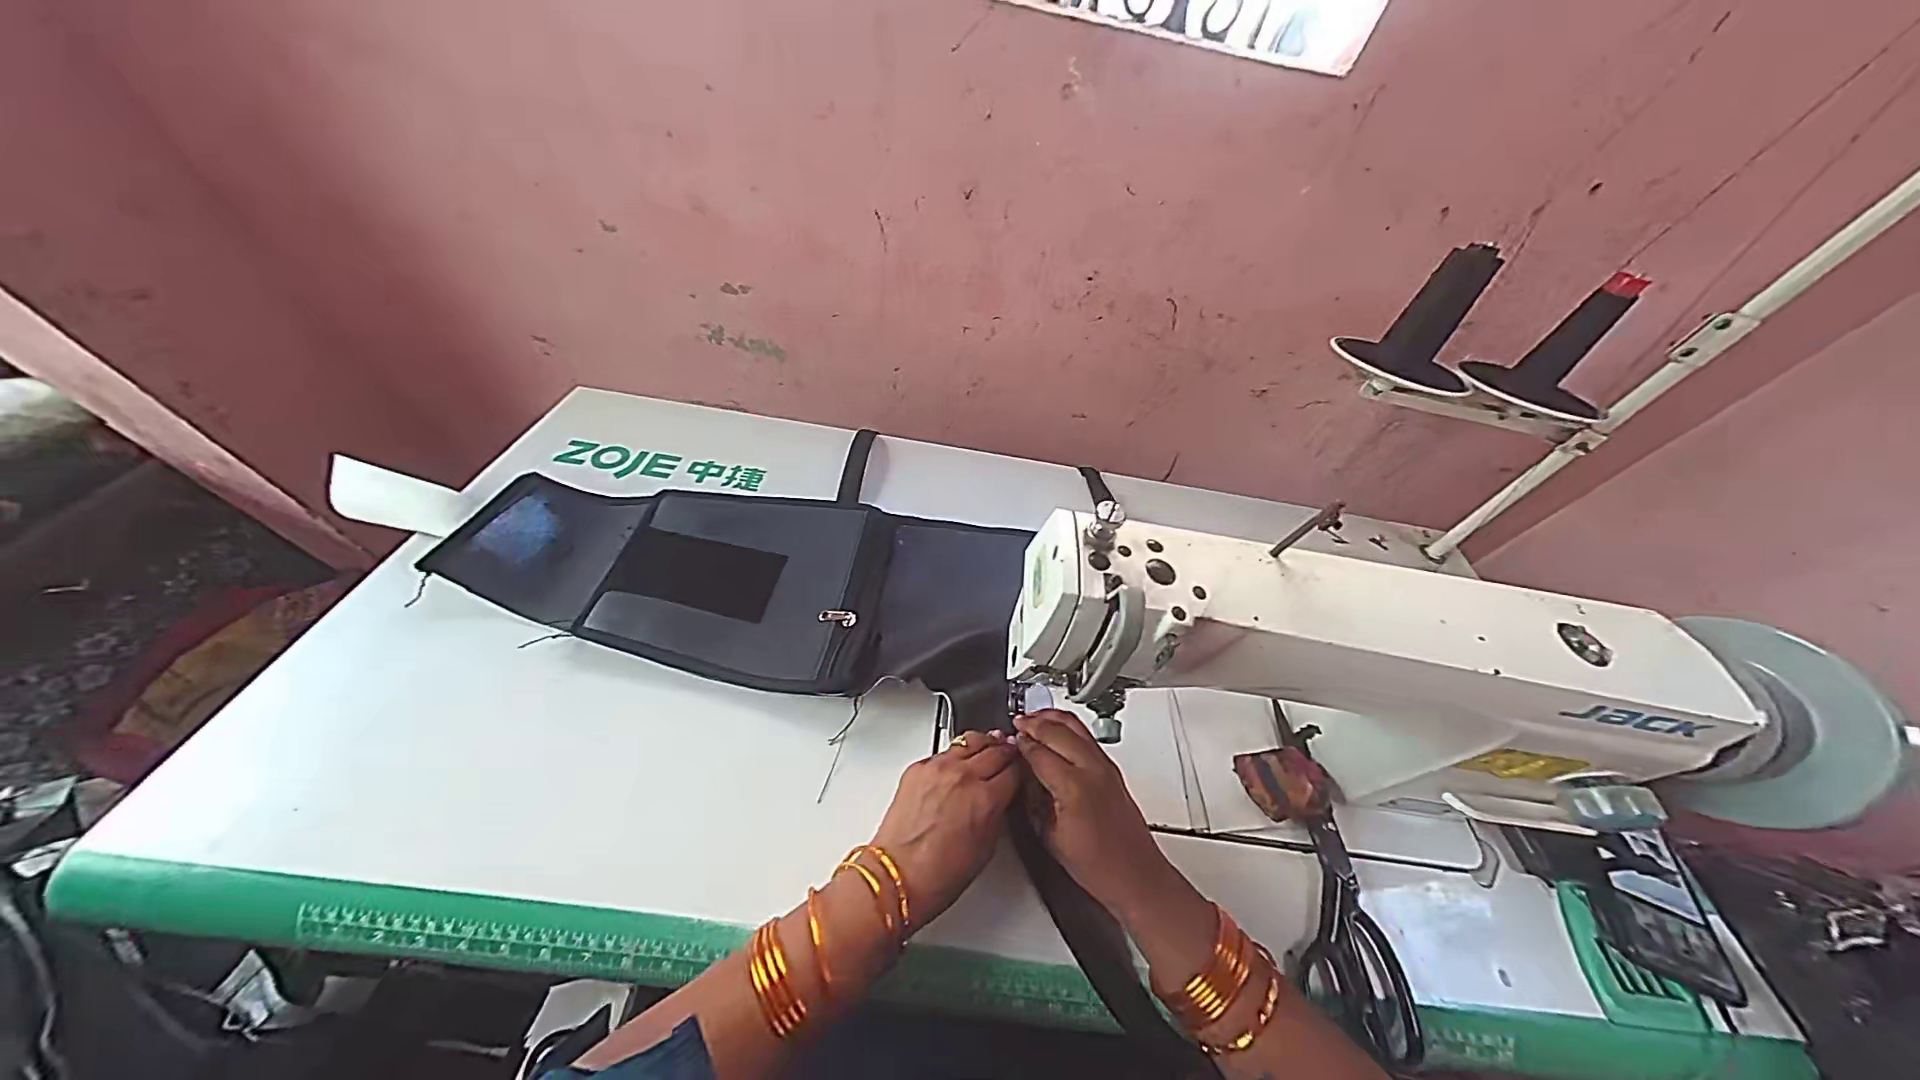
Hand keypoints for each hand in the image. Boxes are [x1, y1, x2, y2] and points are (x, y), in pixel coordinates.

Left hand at [867, 731, 1020, 932]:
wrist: (897, 875)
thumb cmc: (936, 874)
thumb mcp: (986, 848)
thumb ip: (998, 813)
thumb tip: (1000, 799)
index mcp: (986, 799)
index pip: (1015, 770)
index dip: (1021, 769)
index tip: (1021, 770)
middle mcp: (963, 777)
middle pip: (996, 750)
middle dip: (1007, 752)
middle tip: (1010, 753)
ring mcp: (939, 768)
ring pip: (970, 741)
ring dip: (984, 743)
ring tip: (989, 745)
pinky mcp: (918, 767)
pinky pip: (944, 751)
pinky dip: (955, 753)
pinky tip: (958, 760)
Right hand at [1012, 710, 1195, 927]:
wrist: (1135, 876)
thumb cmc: (1099, 866)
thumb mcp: (1050, 836)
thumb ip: (1033, 801)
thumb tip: (1024, 778)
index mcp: (1073, 786)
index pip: (1038, 753)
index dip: (1020, 745)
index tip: (1011, 741)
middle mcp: (1092, 770)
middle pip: (1056, 731)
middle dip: (1034, 723)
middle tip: (1019, 722)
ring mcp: (1105, 767)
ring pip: (1075, 726)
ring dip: (1052, 718)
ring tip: (1035, 717)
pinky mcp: (1113, 769)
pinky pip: (1087, 736)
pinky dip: (1068, 726)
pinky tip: (1058, 730)